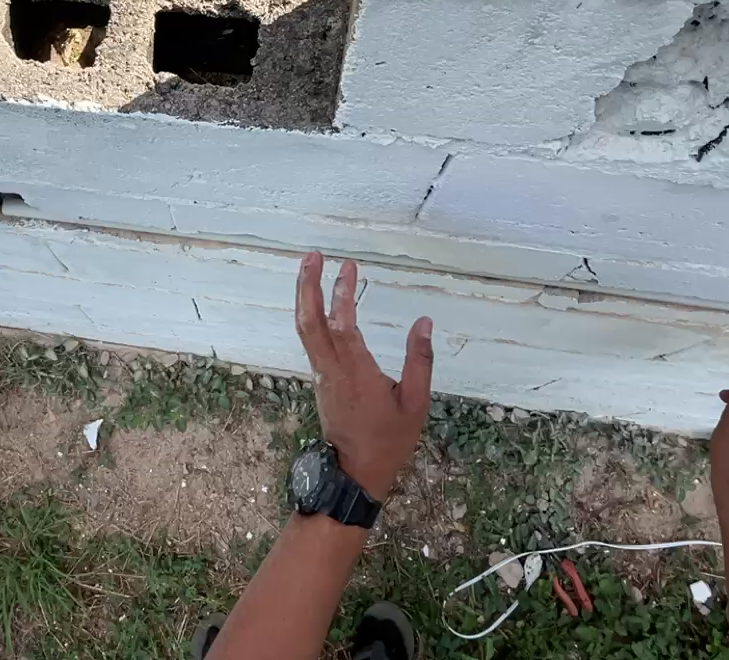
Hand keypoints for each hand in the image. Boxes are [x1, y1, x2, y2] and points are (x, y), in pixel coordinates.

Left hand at [294, 252, 433, 500]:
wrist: (354, 474)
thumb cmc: (389, 440)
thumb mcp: (415, 404)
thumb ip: (420, 361)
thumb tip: (425, 321)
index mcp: (356, 373)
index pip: (342, 326)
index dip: (342, 293)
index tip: (349, 266)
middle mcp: (331, 369)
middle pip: (309, 320)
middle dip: (308, 285)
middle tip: (313, 255)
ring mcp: (320, 372)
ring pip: (303, 327)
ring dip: (304, 294)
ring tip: (310, 266)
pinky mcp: (318, 376)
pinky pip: (308, 338)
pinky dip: (308, 311)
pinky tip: (314, 298)